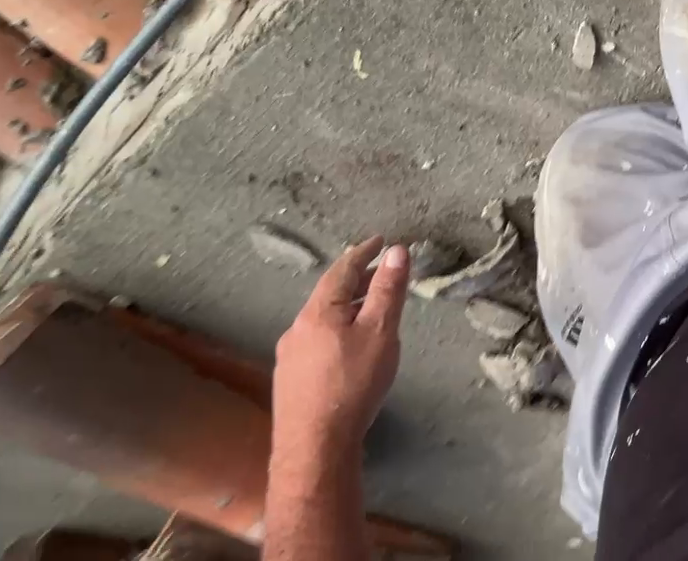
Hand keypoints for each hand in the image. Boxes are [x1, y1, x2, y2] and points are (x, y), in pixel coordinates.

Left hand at [273, 238, 409, 451]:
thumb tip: (396, 251)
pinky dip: (339, 326)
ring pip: (323, 317)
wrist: (315, 446)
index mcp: (319, 312)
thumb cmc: (353, 382)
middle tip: (384, 270)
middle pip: (330, 293)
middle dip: (358, 278)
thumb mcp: (381, 331)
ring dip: (349, 304)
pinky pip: (318, 337)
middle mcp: (297, 328)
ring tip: (373, 305)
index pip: (342, 270)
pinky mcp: (292, 378)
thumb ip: (388, 290)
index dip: (364, 252)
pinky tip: (352, 342)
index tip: (381, 240)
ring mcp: (290, 355)